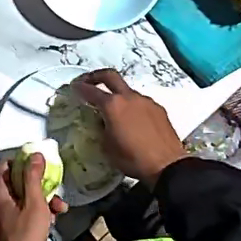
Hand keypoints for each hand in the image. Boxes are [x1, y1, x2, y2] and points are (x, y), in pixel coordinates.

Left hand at [0, 154, 66, 240]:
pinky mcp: (14, 227)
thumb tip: (35, 155)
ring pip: (25, 198)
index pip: (5, 166)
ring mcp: (5, 216)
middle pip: (18, 182)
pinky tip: (54, 218)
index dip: (22, 160)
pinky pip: (27, 211)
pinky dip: (40, 212)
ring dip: (44, 199)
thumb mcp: (34, 203)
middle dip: (38, 183)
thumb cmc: (26, 234)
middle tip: (54, 185)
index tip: (40, 161)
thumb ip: (34, 177)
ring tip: (59, 207)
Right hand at [71, 69, 186, 185]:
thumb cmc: (132, 158)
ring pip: (127, 90)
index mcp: (113, 106)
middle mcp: (129, 98)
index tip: (74, 87)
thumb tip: (101, 123)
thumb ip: (101, 129)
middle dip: (96, 76)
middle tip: (88, 81)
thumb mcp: (107, 147)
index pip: (91, 91)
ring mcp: (146, 101)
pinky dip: (132, 105)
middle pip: (110, 76)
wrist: (166, 164)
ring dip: (117, 94)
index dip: (80, 88)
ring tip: (113, 108)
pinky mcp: (158, 109)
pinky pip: (140, 102)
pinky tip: (132, 119)